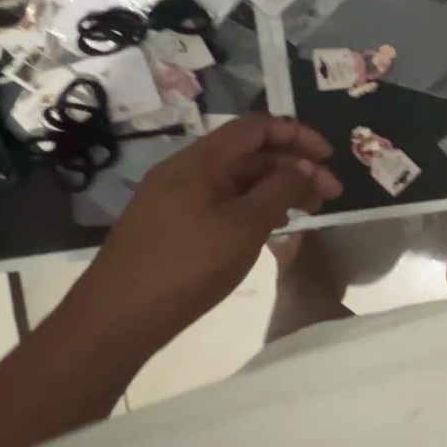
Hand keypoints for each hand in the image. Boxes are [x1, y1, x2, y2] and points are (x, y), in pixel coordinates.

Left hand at [72, 116, 343, 338]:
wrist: (116, 319)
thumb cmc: (187, 265)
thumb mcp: (246, 224)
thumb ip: (282, 188)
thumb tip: (305, 166)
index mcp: (201, 161)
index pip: (257, 126)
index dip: (298, 134)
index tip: (330, 158)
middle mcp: (187, 171)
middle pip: (251, 153)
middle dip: (295, 166)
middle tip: (330, 194)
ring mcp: (178, 199)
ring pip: (240, 180)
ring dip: (278, 188)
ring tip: (309, 212)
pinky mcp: (174, 225)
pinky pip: (225, 201)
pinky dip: (256, 206)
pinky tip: (274, 228)